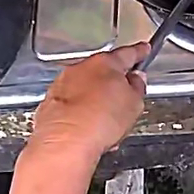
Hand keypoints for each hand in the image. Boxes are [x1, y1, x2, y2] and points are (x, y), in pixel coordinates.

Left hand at [26, 42, 148, 164]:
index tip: (143, 50)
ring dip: (97, 102)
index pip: (128, 53)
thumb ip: (137, 87)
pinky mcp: (50, 104)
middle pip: (104, 72)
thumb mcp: (135, 104)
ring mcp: (62, 85)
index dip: (139, 52)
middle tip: (127, 100)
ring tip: (107, 124)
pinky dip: (81, 114)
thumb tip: (136, 81)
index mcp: (106, 63)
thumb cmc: (98, 121)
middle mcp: (81, 69)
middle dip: (115, 84)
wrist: (65, 143)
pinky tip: (90, 130)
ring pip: (86, 89)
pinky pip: (72, 105)